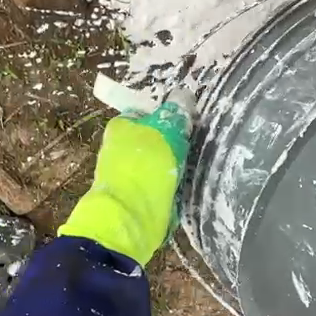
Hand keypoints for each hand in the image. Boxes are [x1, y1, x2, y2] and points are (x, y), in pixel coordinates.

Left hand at [57, 97, 190, 267]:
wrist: (129, 221)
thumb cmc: (143, 169)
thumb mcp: (163, 132)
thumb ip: (175, 113)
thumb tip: (183, 94)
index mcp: (121, 127)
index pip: (148, 112)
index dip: (170, 116)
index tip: (189, 123)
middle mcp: (121, 149)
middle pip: (157, 138)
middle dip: (176, 143)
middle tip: (194, 146)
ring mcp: (129, 176)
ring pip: (162, 163)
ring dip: (177, 167)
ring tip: (194, 168)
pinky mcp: (139, 199)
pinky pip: (163, 186)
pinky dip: (173, 187)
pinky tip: (186, 188)